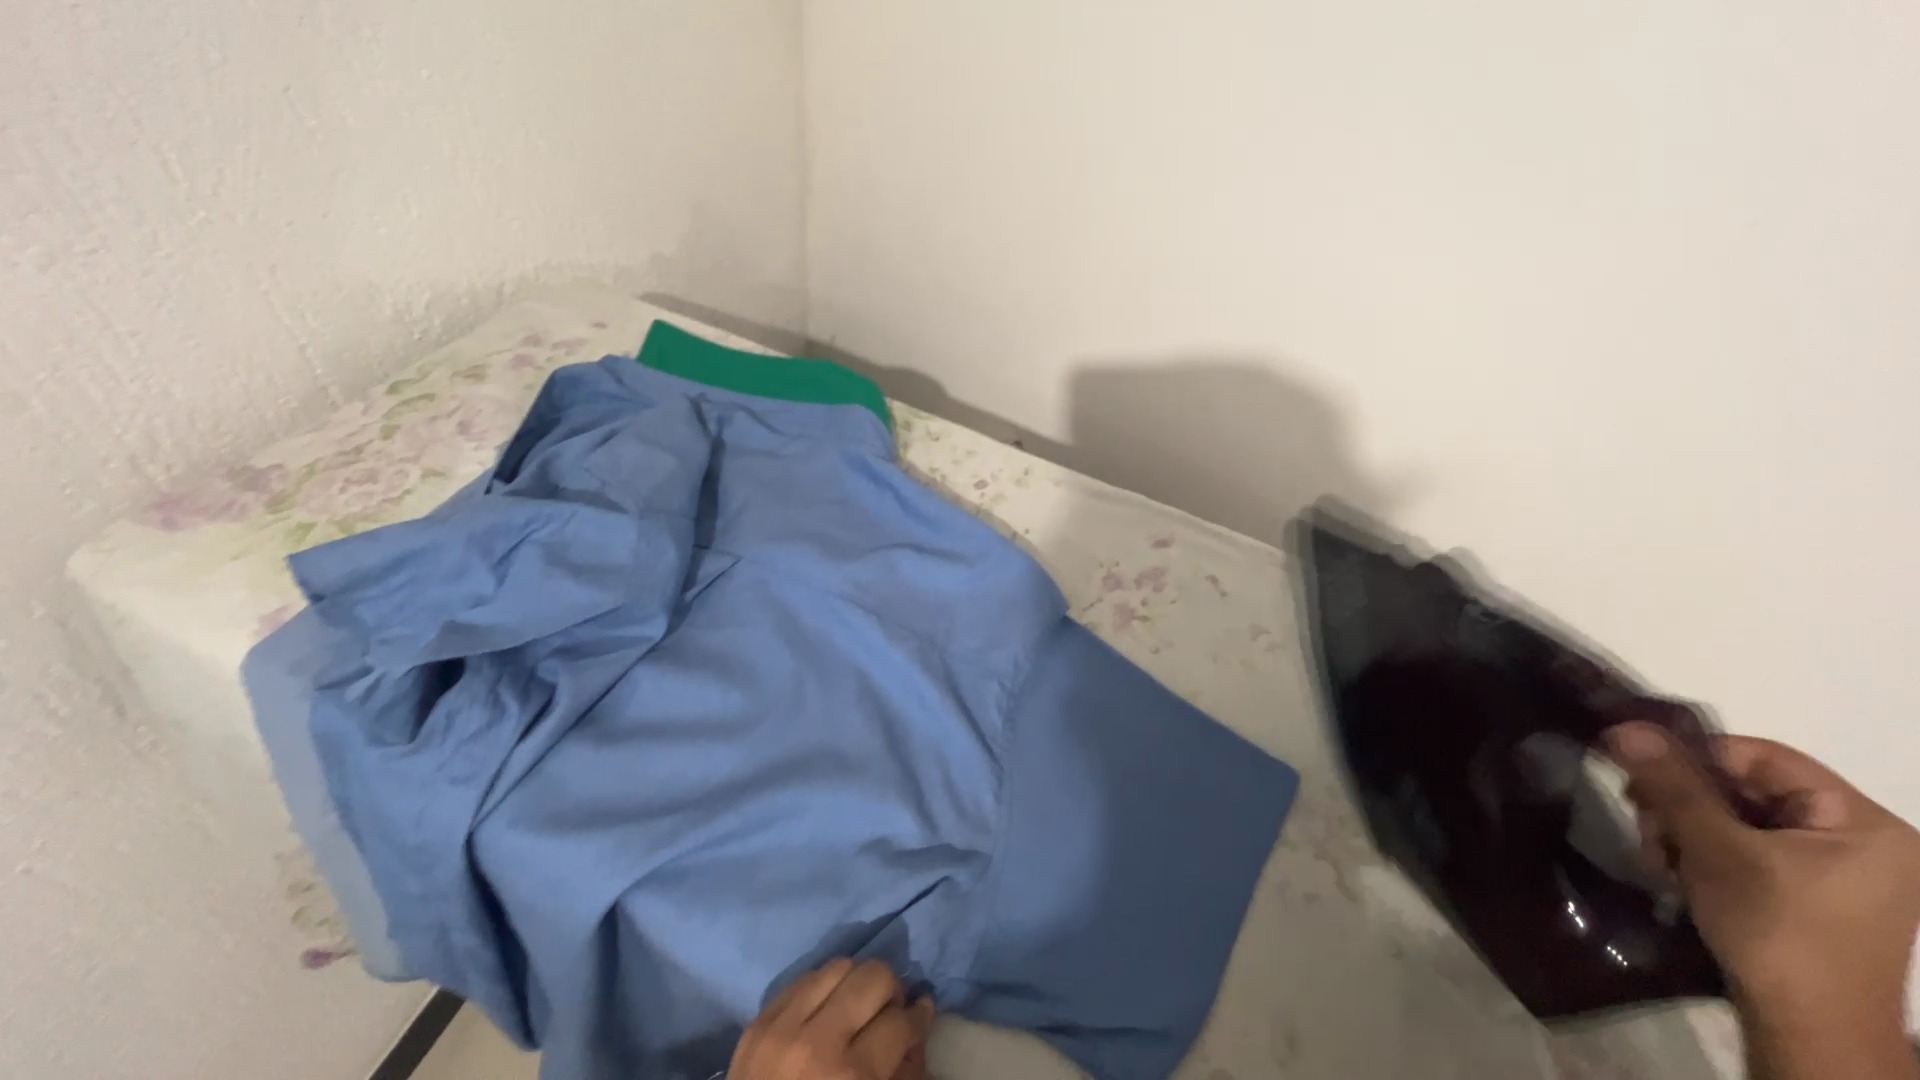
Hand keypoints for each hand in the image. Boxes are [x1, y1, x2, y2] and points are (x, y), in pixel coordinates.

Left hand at [728, 958, 933, 1079]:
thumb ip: (907, 1070)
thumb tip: (919, 1018)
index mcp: (852, 1076)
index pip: (901, 1020)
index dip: (918, 1018)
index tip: (920, 1016)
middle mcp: (817, 1043)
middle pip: (874, 976)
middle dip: (891, 991)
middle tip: (888, 1012)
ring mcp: (782, 1027)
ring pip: (839, 966)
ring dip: (856, 983)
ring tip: (856, 1008)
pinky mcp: (758, 1022)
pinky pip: (804, 978)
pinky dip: (823, 989)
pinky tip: (826, 1010)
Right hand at [1607, 723, 1919, 1078]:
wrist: (1808, 1031)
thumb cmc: (1776, 930)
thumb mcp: (1715, 850)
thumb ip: (1672, 784)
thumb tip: (1624, 727)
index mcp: (1862, 822)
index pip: (1762, 758)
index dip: (1695, 759)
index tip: (1639, 775)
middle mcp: (1861, 841)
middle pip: (1748, 791)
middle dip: (1685, 805)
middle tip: (1646, 827)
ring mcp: (1838, 873)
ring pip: (1740, 822)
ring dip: (1686, 832)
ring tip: (1658, 859)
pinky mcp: (1812, 899)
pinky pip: (1749, 853)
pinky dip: (1706, 856)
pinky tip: (1677, 874)